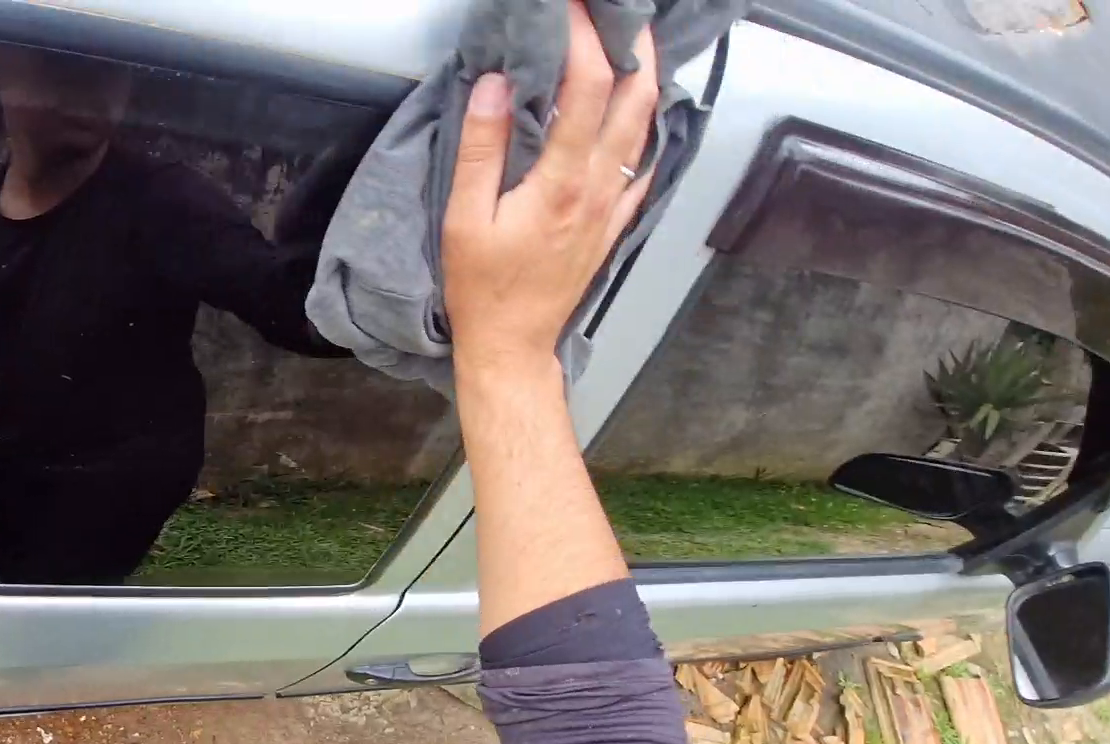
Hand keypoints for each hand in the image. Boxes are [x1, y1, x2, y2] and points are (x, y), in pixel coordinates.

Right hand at [442, 4, 658, 370]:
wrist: (513, 344)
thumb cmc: (481, 290)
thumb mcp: (463, 223)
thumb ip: (481, 152)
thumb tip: (495, 86)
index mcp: (561, 182)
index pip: (588, 85)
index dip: (584, 34)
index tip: (571, 6)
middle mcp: (599, 186)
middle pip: (635, 93)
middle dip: (628, 41)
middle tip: (612, 13)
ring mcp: (613, 205)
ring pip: (646, 124)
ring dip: (643, 75)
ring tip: (628, 44)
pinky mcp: (614, 223)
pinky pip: (644, 162)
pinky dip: (644, 126)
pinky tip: (634, 113)